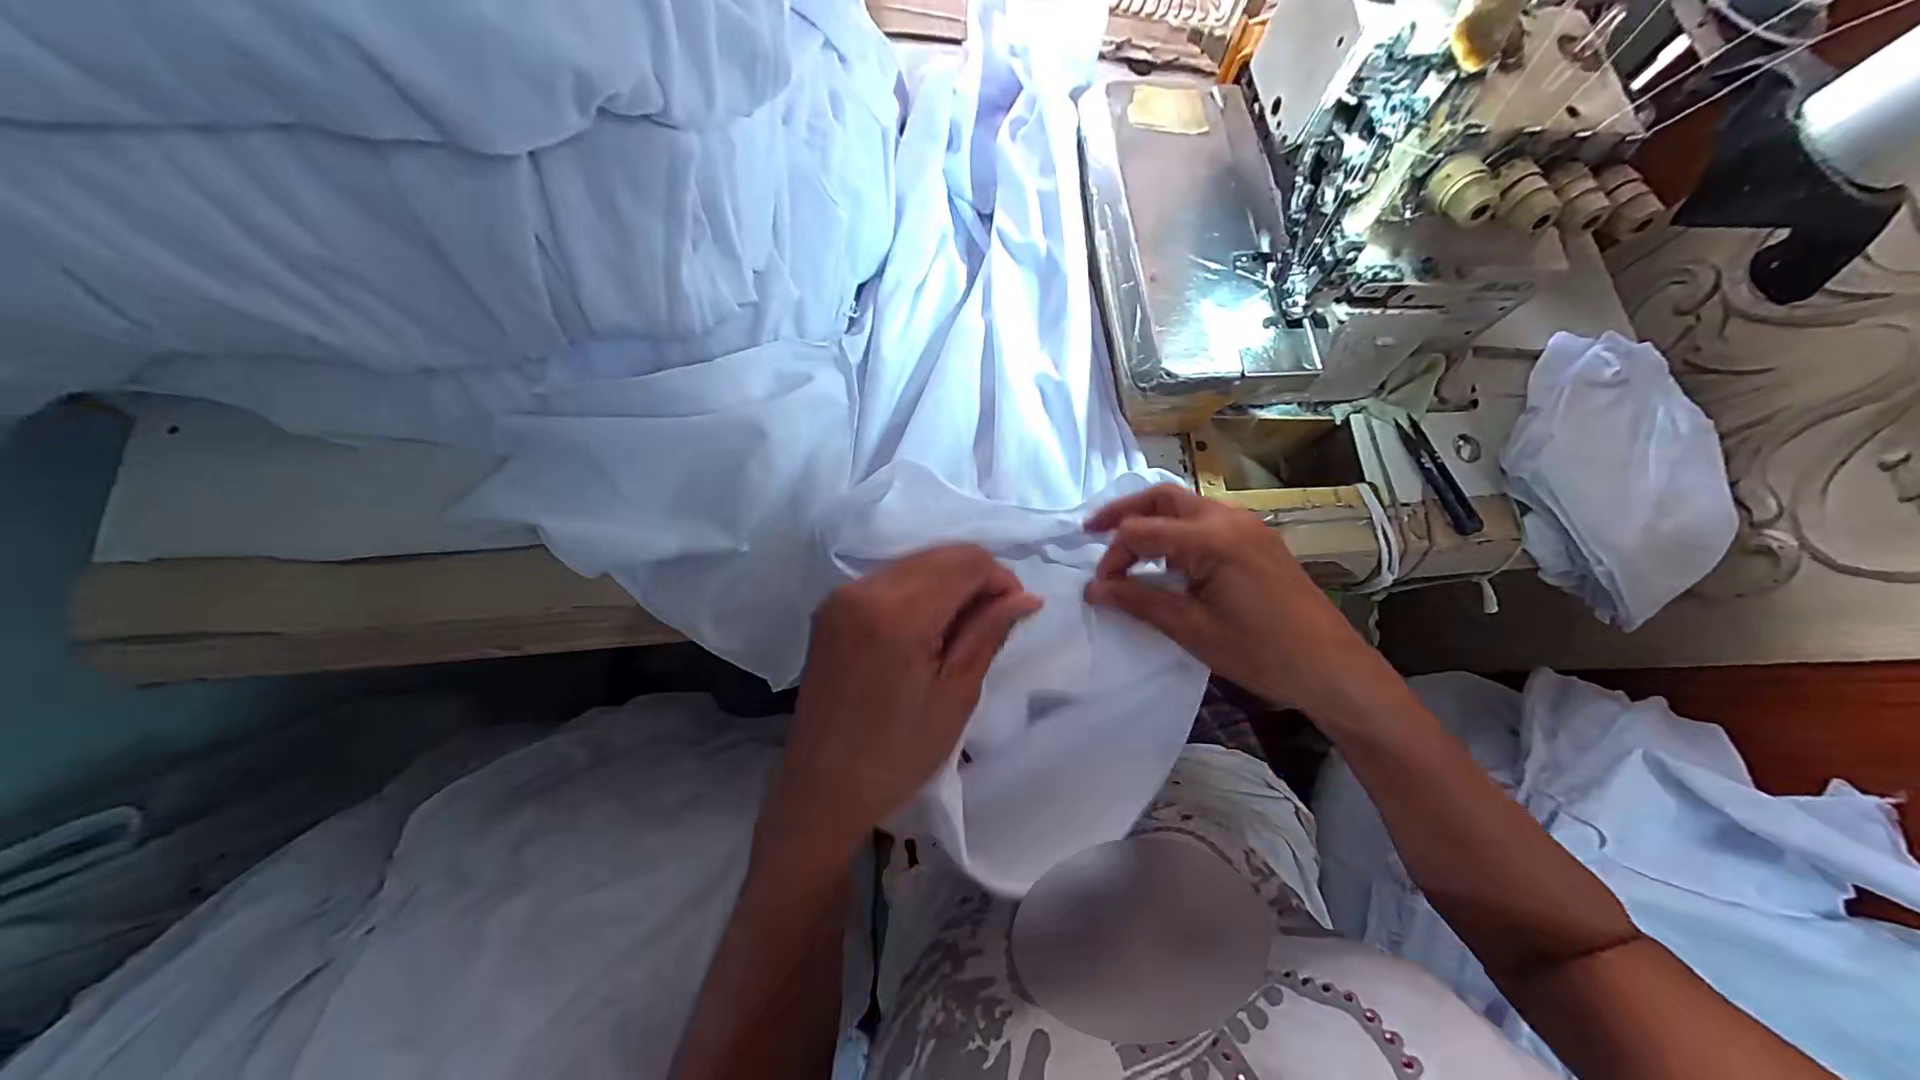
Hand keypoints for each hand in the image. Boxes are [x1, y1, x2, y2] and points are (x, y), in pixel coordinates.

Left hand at [778, 545, 1042, 845]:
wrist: (822, 788)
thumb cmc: (898, 753)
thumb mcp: (956, 694)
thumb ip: (989, 632)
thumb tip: (1025, 596)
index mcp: (898, 613)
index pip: (965, 561)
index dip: (1000, 578)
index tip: (1015, 612)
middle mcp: (864, 590)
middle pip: (939, 555)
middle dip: (976, 578)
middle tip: (992, 622)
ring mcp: (840, 597)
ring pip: (913, 563)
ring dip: (947, 583)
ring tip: (960, 630)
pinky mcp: (829, 609)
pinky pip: (887, 580)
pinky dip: (917, 592)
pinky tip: (926, 629)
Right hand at [1083, 484, 1399, 720]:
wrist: (1331, 668)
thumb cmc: (1261, 652)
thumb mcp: (1192, 629)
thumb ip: (1139, 601)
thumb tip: (1095, 589)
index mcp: (1211, 539)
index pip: (1142, 531)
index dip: (1113, 556)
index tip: (1100, 588)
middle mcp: (1229, 519)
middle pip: (1163, 498)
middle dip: (1124, 512)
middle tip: (1093, 533)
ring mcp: (1248, 527)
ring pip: (1186, 505)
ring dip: (1151, 518)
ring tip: (1124, 544)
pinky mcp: (1258, 540)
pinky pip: (1206, 520)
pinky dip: (1177, 529)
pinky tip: (1167, 557)